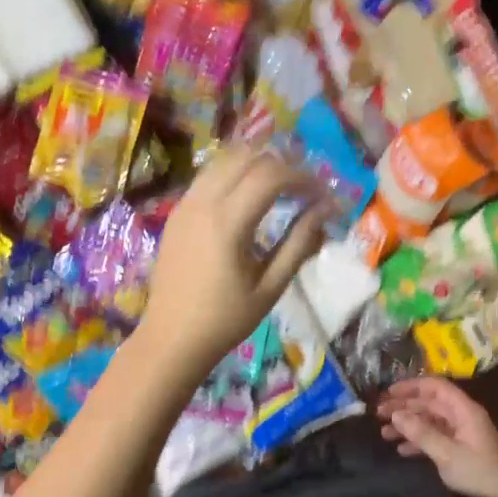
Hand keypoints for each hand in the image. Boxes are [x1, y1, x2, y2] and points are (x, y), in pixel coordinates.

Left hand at [138, 146, 324, 370]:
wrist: (172, 339)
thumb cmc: (226, 319)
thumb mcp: (271, 286)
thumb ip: (299, 243)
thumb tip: (326, 211)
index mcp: (227, 222)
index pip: (271, 175)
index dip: (303, 178)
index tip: (323, 196)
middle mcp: (202, 203)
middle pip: (246, 156)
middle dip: (281, 165)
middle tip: (304, 188)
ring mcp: (185, 205)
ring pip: (224, 160)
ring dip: (256, 165)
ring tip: (281, 188)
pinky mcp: (177, 213)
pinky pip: (208, 177)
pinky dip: (234, 175)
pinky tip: (250, 199)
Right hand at [378, 378, 497, 496]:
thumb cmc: (477, 475)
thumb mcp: (447, 454)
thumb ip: (421, 432)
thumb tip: (396, 414)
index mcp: (465, 411)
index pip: (436, 387)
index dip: (411, 387)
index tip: (388, 393)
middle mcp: (464, 416)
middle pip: (430, 403)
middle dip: (405, 407)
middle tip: (378, 414)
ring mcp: (462, 433)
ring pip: (430, 421)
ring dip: (408, 425)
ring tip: (384, 433)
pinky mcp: (460, 449)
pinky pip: (435, 437)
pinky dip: (418, 440)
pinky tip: (401, 449)